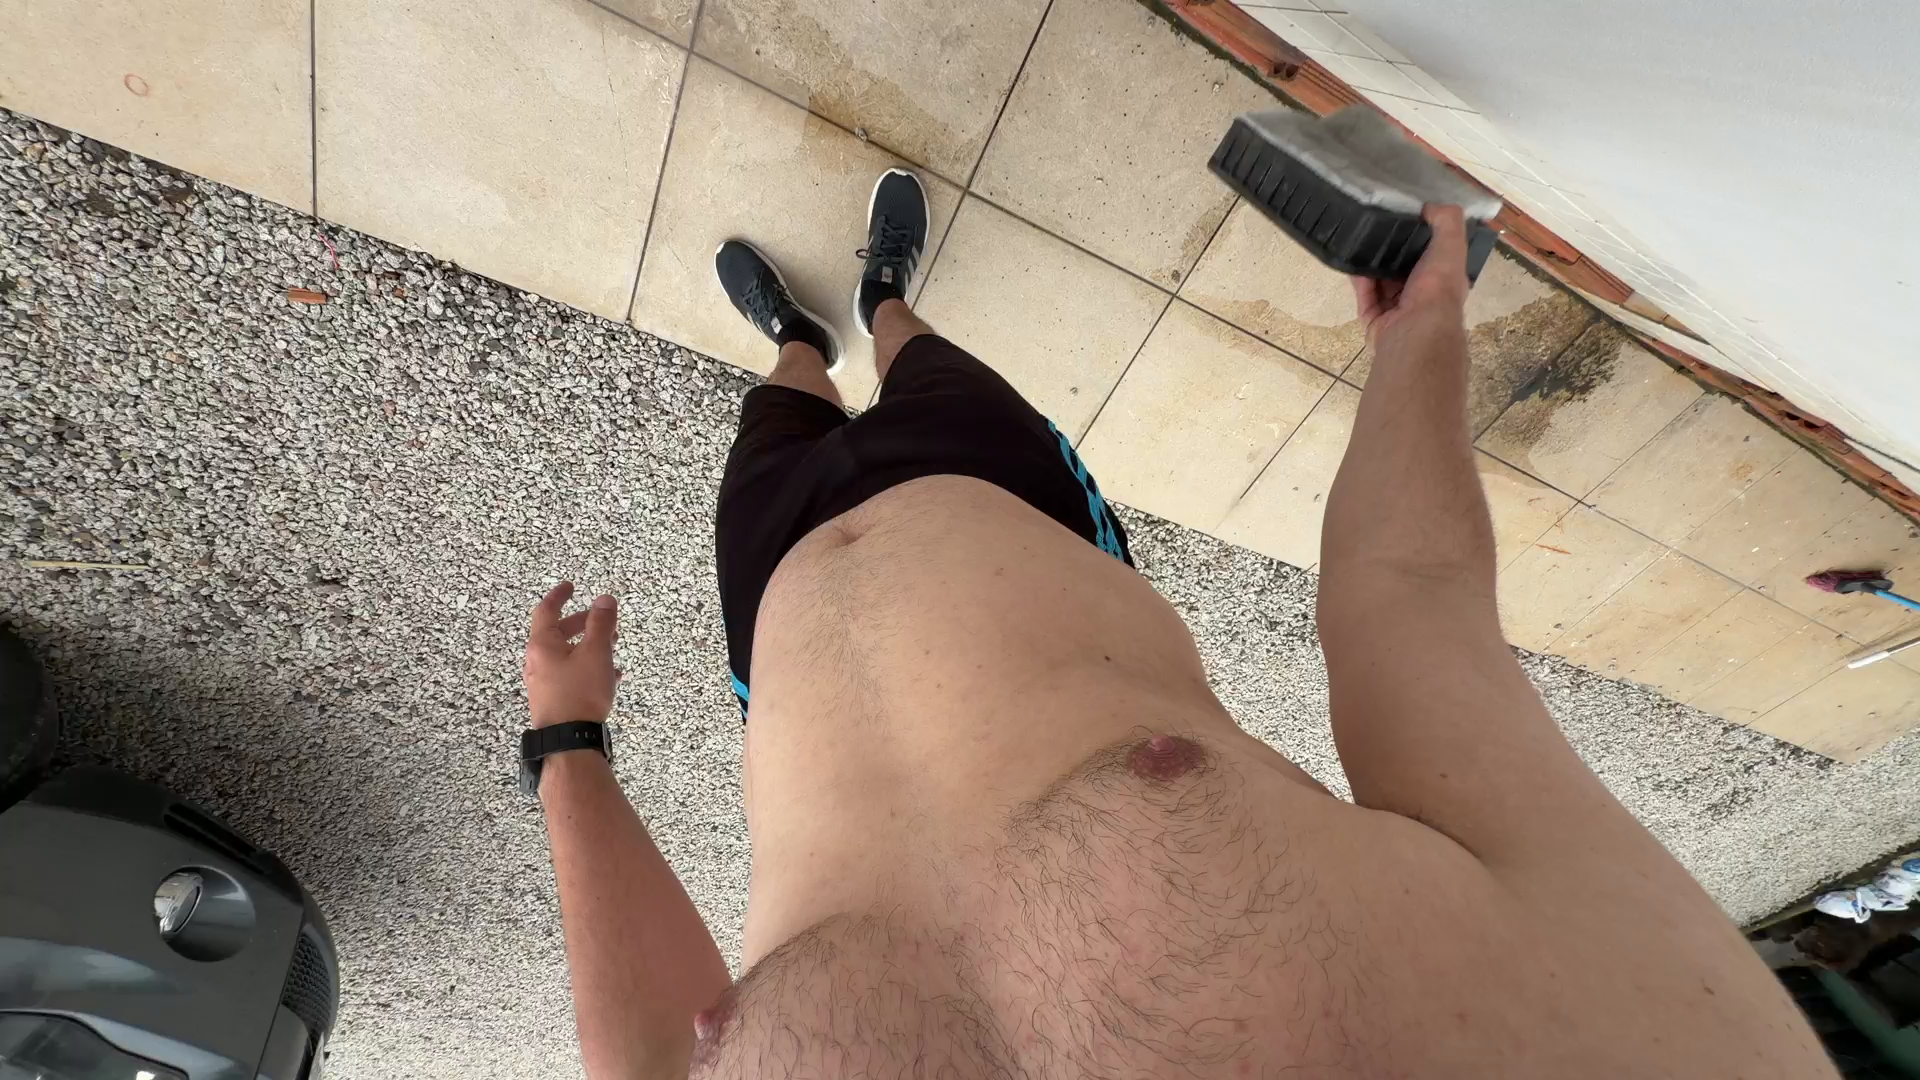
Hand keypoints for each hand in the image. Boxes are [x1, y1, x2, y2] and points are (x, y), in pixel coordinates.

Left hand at [524, 581, 619, 728]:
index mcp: (542, 645)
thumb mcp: (596, 652)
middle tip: (603, 620)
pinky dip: (588, 665)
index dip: (560, 596)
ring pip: (567, 653)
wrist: (569, 738)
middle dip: (583, 624)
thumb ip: (601, 624)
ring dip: (589, 646)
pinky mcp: (553, 697)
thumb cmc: (580, 692)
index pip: (547, 611)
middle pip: (558, 632)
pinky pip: (570, 672)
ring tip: (612, 648)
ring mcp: (544, 681)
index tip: (570, 586)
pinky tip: (609, 675)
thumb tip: (604, 599)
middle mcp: (538, 661)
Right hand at [1350, 203, 1471, 348]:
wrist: (1413, 328)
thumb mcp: (1451, 245)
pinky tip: (1352, 263)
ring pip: (1381, 281)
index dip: (1422, 236)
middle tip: (1378, 228)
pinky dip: (1359, 280)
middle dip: (1392, 251)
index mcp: (1444, 279)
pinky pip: (1365, 295)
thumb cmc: (1437, 286)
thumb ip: (1446, 221)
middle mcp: (1421, 294)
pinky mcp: (1373, 318)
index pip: (1433, 254)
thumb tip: (1430, 206)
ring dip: (1372, 264)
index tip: (1407, 217)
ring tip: (1361, 242)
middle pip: (1404, 268)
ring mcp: (1396, 309)